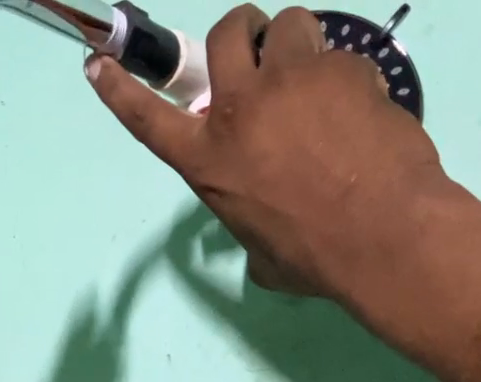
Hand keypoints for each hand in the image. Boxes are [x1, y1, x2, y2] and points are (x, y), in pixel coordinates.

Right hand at [87, 5, 448, 300]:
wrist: (382, 235)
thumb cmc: (314, 258)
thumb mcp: (259, 249)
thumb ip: (248, 218)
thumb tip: (262, 222)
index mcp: (208, 162)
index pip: (149, 119)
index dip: (120, 90)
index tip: (98, 63)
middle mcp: (239, 110)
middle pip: (226, 34)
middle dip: (242, 32)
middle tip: (259, 47)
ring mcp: (292, 81)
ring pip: (289, 25)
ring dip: (298, 45)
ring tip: (316, 82)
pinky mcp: (343, 69)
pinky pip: (341, 58)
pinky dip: (347, 80)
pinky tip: (363, 114)